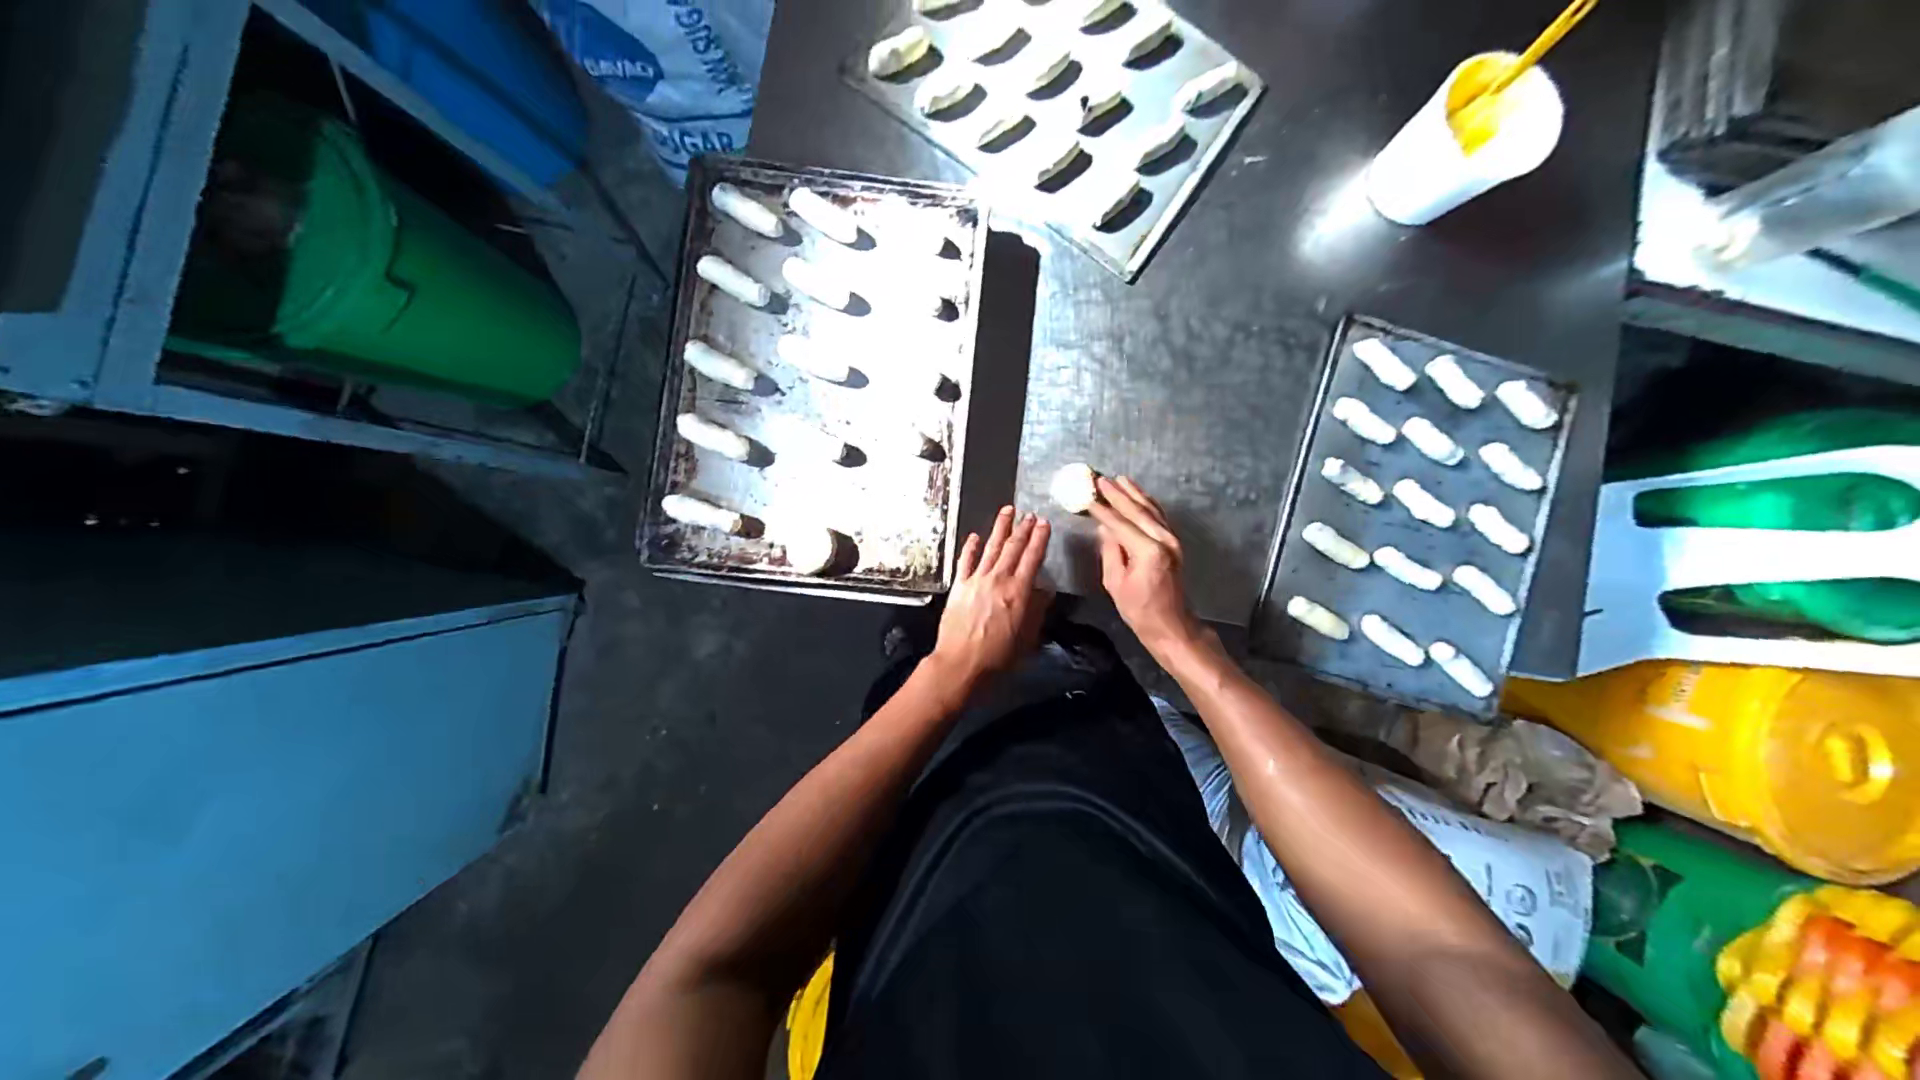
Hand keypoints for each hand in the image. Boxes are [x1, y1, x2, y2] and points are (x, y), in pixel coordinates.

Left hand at [930, 506, 1051, 685]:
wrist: (962, 662)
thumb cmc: (999, 655)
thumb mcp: (1028, 636)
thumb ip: (1037, 610)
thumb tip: (1045, 591)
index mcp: (1019, 591)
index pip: (1032, 558)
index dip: (1040, 539)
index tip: (1044, 524)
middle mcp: (998, 579)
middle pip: (1013, 548)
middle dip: (1023, 529)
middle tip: (1029, 514)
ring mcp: (977, 580)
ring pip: (991, 547)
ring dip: (1000, 528)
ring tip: (1007, 511)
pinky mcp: (959, 586)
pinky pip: (966, 561)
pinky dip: (971, 547)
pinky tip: (975, 536)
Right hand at [1087, 476, 1206, 658]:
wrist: (1170, 624)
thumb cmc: (1139, 609)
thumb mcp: (1115, 582)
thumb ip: (1110, 551)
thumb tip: (1105, 528)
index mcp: (1148, 551)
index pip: (1120, 523)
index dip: (1102, 510)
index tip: (1088, 496)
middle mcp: (1164, 540)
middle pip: (1138, 511)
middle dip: (1118, 494)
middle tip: (1101, 479)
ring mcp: (1172, 540)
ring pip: (1151, 509)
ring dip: (1134, 493)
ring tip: (1120, 479)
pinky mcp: (1174, 543)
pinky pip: (1159, 516)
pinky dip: (1147, 504)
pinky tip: (1138, 496)